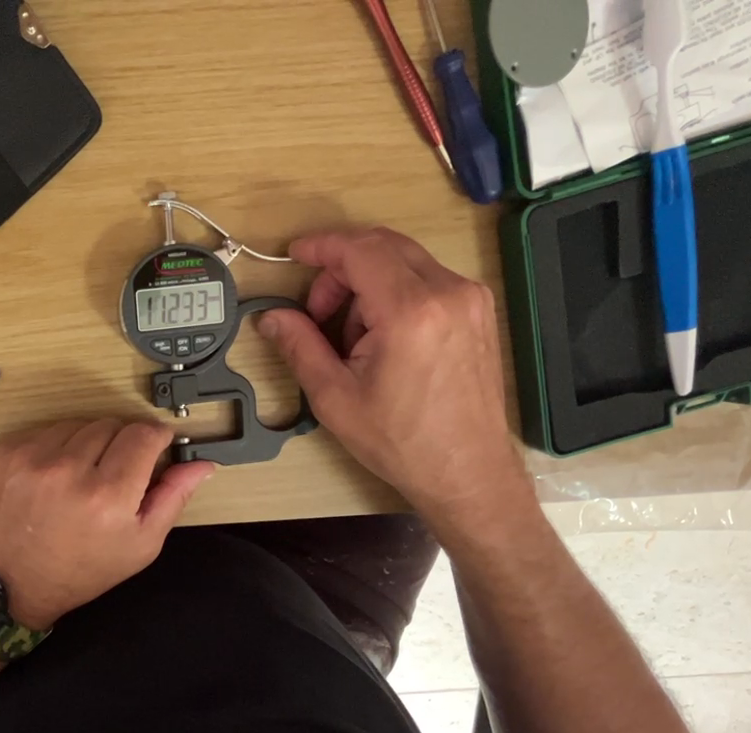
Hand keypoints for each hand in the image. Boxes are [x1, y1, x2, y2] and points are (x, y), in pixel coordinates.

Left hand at [0, 419, 215, 629]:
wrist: (11, 582)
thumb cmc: (81, 570)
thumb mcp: (140, 545)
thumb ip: (173, 498)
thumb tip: (203, 464)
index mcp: (108, 495)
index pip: (144, 434)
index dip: (155, 438)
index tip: (155, 448)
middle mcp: (69, 470)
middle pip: (113, 425)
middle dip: (121, 445)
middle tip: (113, 477)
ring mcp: (32, 458)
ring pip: (80, 424)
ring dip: (88, 444)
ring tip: (81, 479)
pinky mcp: (7, 452)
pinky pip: (48, 430)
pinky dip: (57, 448)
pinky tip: (55, 478)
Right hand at [259, 228, 528, 526]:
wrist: (465, 469)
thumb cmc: (402, 441)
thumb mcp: (335, 397)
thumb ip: (300, 347)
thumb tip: (273, 318)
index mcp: (410, 311)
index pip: (360, 250)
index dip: (322, 246)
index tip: (296, 254)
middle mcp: (448, 293)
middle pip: (383, 246)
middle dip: (340, 269)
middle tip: (316, 312)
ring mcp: (470, 299)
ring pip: (404, 262)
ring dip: (367, 284)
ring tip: (351, 338)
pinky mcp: (477, 311)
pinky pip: (426, 280)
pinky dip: (394, 295)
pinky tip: (381, 338)